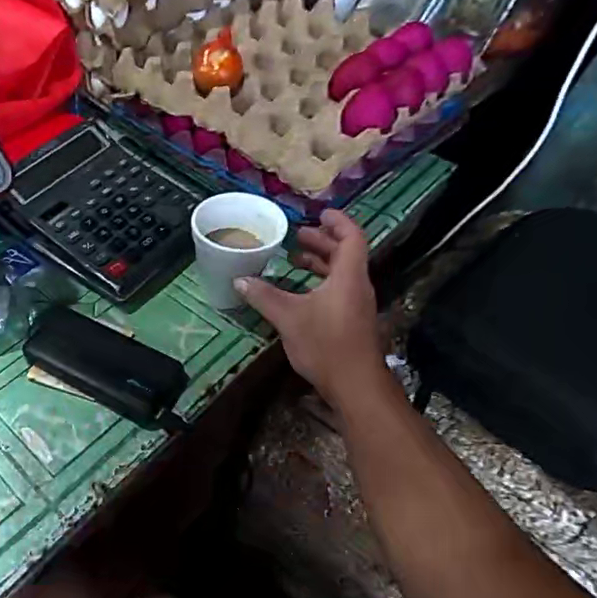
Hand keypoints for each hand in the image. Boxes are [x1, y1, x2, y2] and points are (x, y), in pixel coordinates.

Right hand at [235, 208, 389, 408]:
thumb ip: (265, 296)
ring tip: (294, 260)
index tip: (319, 213)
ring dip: (320, 263)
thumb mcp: (289, 318)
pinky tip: (298, 293)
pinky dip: (319, 283)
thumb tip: (240, 280)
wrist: (355, 384)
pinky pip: (337, 290)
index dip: (337, 222)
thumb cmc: (326, 344)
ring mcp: (356, 305)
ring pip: (341, 274)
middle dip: (322, 242)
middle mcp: (356, 286)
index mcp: (349, 276)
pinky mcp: (351, 322)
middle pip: (345, 254)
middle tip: (298, 236)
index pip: (351, 237)